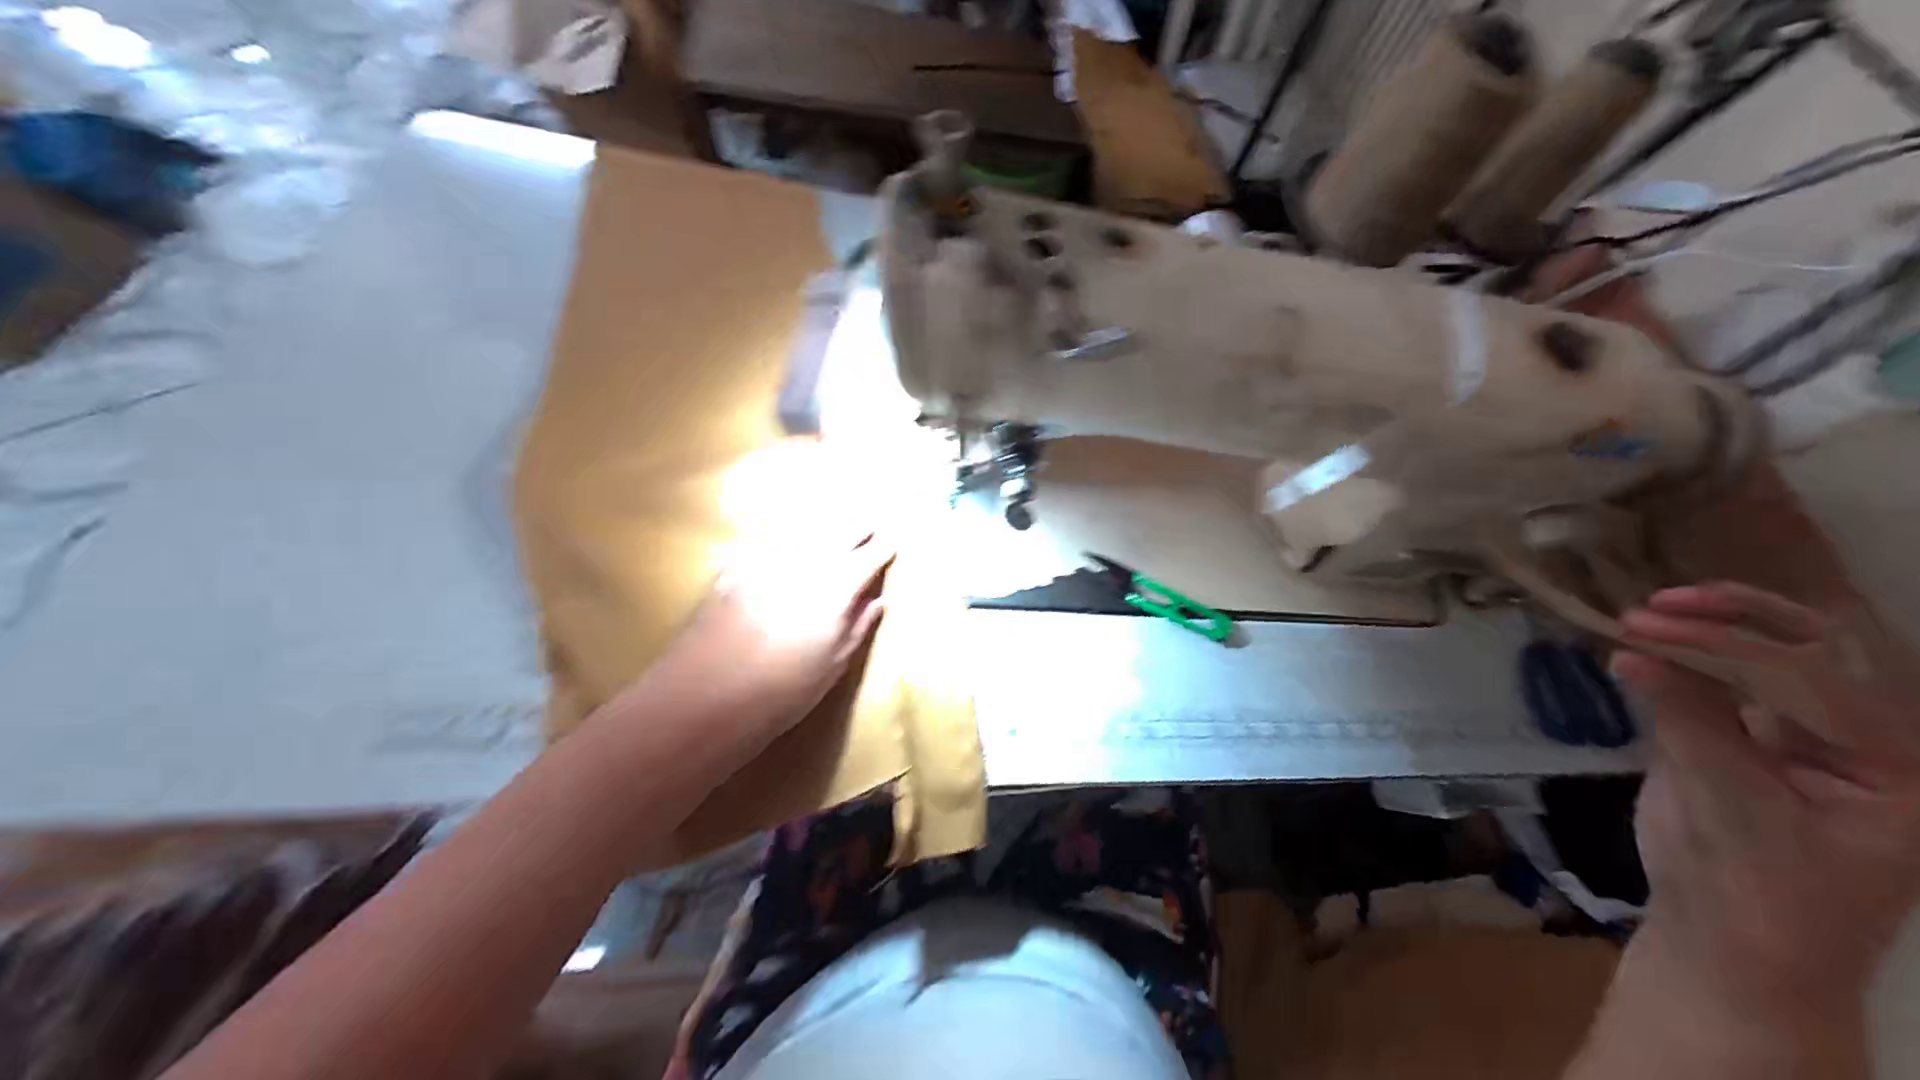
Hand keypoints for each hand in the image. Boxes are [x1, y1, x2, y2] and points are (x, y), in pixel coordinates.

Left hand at [601, 528, 895, 762]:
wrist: (706, 698)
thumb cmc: (783, 692)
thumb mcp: (832, 666)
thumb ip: (857, 628)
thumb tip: (877, 601)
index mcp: (835, 590)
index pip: (866, 561)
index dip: (881, 551)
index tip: (891, 543)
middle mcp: (803, 566)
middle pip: (834, 536)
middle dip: (854, 529)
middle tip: (867, 523)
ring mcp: (764, 564)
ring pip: (799, 532)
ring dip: (820, 526)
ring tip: (832, 521)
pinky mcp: (733, 570)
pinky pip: (761, 541)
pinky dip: (776, 534)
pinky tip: (778, 532)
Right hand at [1613, 582, 1919, 1013]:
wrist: (1735, 949)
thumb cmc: (1751, 890)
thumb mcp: (1724, 807)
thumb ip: (1686, 723)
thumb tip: (1631, 654)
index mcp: (1895, 766)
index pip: (1812, 678)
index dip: (1727, 643)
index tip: (1645, 625)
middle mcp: (1865, 744)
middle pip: (1816, 655)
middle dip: (1739, 619)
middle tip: (1659, 602)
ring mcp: (1807, 743)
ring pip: (1771, 665)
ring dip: (1709, 634)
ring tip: (1644, 616)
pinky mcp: (1751, 746)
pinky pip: (1727, 691)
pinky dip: (1683, 665)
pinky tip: (1642, 652)